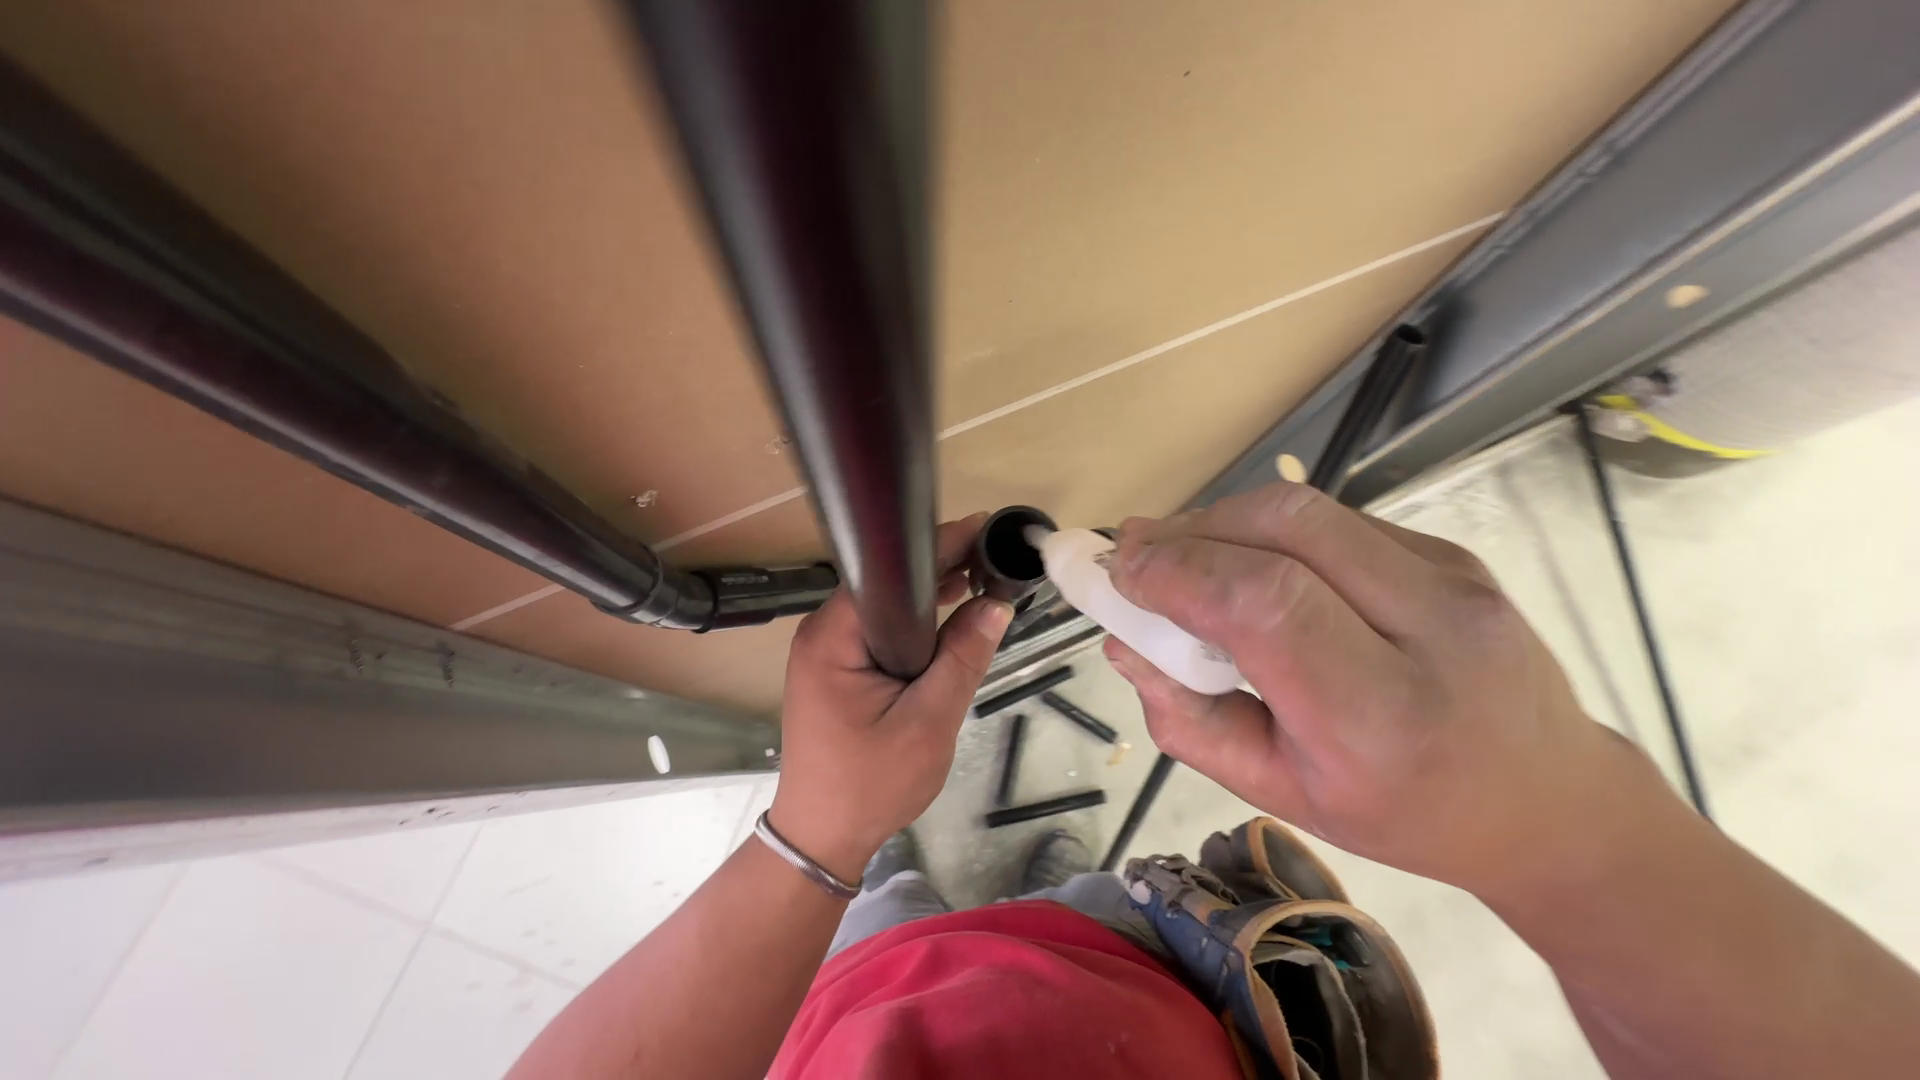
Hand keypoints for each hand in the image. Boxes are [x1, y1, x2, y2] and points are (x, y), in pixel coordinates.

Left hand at [767, 514, 1013, 883]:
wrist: (823, 835)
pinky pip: (880, 628)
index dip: (939, 547)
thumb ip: (962, 658)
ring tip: (982, 576)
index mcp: (833, 636)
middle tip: (993, 555)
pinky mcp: (836, 667)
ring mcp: (825, 650)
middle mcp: (822, 632)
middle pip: (885, 581)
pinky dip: (915, 621)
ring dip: (929, 594)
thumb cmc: (871, 783)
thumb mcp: (929, 722)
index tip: (985, 533)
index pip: (889, 571)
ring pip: (885, 604)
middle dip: (939, 565)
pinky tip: (950, 614)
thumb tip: (997, 604)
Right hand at [1102, 481, 1678, 897]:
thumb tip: (1125, 641)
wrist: (1549, 799)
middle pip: (1287, 528)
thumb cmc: (1403, 814)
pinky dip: (1268, 531)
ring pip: (1306, 509)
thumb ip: (1189, 721)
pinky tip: (1247, 564)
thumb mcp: (1280, 793)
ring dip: (1222, 522)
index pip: (1269, 605)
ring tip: (1180, 555)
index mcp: (1382, 720)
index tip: (1121, 574)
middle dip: (1191, 530)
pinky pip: (1334, 521)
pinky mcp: (1451, 553)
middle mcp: (1433, 631)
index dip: (1181, 572)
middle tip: (1136, 553)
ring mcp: (1453, 579)